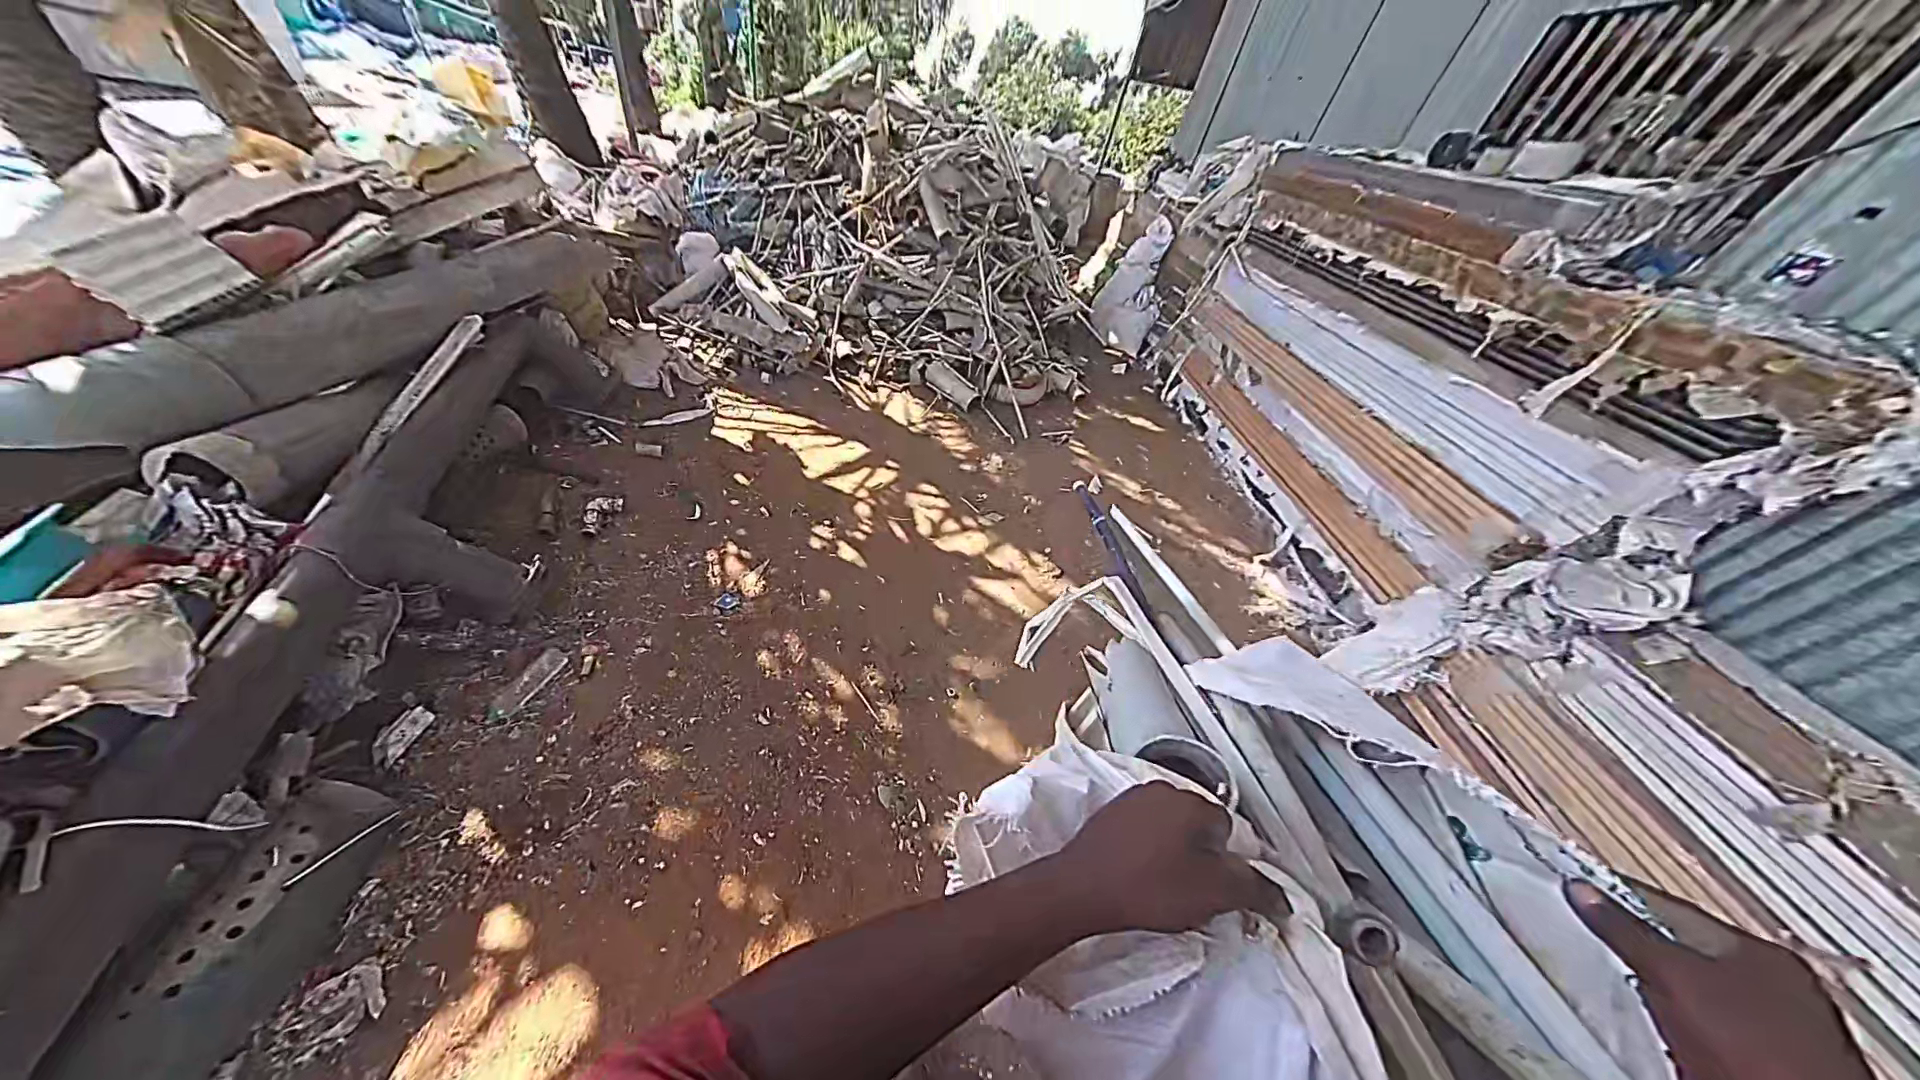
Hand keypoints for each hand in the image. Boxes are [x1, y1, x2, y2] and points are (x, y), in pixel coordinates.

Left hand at [1037, 781, 1288, 936]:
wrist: (1082, 887)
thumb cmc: (1151, 887)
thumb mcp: (1214, 893)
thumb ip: (1254, 888)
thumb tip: (1282, 895)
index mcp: (1191, 800)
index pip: (1228, 828)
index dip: (1226, 862)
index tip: (1214, 887)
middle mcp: (1162, 788)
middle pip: (1198, 824)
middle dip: (1200, 853)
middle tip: (1190, 887)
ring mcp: (1131, 797)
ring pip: (1169, 826)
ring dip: (1173, 851)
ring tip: (1162, 883)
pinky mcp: (1109, 812)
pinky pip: (1142, 829)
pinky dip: (1146, 848)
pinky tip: (1139, 873)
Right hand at [1566, 882, 1871, 1079]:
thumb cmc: (1751, 1046)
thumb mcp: (1669, 974)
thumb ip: (1623, 928)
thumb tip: (1583, 892)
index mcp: (1761, 956)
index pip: (1672, 908)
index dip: (1621, 896)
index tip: (1580, 888)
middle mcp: (1773, 987)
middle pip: (1680, 946)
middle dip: (1633, 940)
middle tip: (1588, 929)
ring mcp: (1767, 1026)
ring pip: (1684, 983)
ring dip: (1647, 978)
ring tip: (1611, 972)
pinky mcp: (1753, 1057)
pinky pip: (1690, 1015)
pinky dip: (1663, 1010)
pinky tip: (1646, 1013)